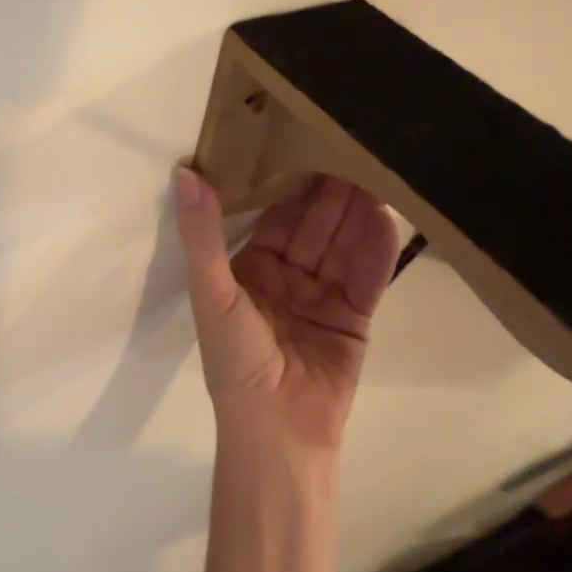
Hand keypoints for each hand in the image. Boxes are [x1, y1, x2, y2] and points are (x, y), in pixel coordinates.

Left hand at [174, 167, 399, 450]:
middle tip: (351, 143)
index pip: (274, 216)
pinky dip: (377, 248)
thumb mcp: (211, 292)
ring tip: (375, 167)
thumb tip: (184, 173)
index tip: (303, 140)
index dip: (289, 182)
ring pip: (343, 244)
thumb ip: (202, 234)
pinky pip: (368, 276)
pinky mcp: (356, 318)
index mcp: (249, 269)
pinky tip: (388, 215)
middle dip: (330, 189)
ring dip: (357, 210)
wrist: (278, 431)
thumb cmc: (234, 360)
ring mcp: (324, 296)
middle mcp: (288, 277)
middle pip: (314, 225)